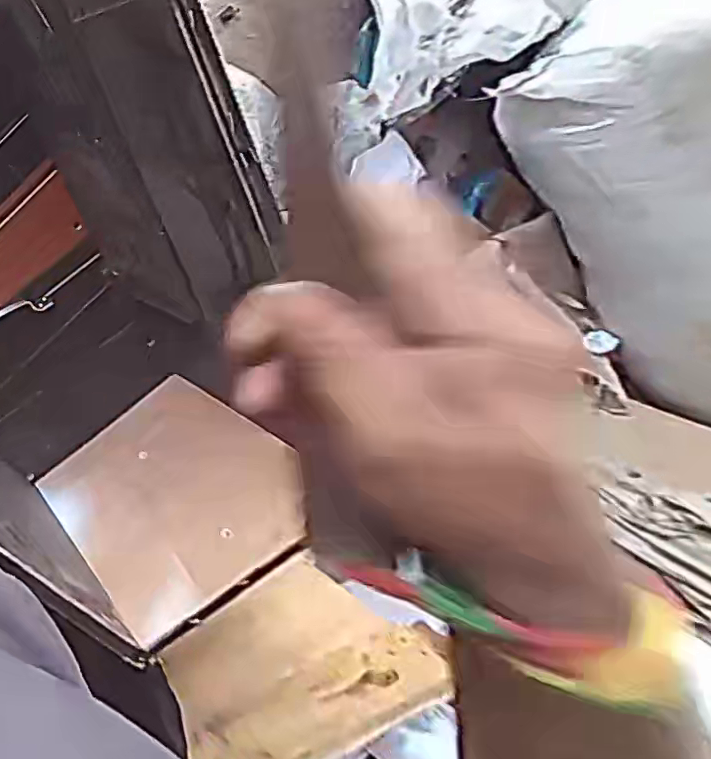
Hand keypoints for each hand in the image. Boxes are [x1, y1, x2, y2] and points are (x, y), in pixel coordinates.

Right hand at [226, 186, 627, 634]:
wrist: (505, 571)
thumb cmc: (464, 504)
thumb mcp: (380, 424)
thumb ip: (323, 346)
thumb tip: (276, 296)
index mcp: (477, 318)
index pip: (400, 220)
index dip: (338, 196)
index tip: (287, 187)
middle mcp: (463, 318)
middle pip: (344, 276)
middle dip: (284, 318)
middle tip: (253, 363)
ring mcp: (442, 346)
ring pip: (332, 316)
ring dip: (287, 354)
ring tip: (270, 399)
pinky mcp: (419, 372)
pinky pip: (340, 350)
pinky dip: (304, 375)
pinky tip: (293, 406)